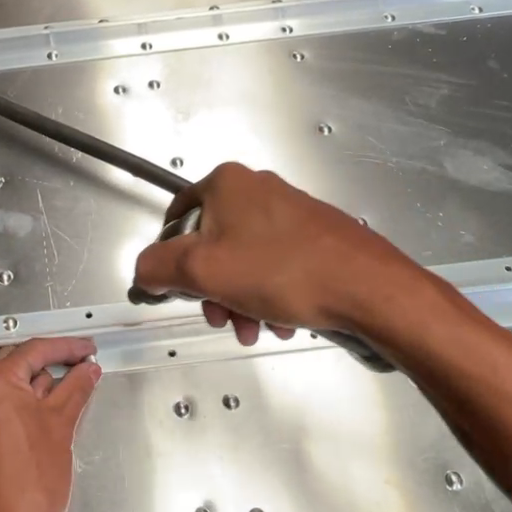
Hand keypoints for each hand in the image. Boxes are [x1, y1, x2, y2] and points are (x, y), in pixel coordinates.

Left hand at [0, 337, 102, 511]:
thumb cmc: (31, 482)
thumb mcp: (61, 427)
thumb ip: (75, 390)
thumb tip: (88, 370)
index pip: (35, 350)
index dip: (67, 347)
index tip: (89, 349)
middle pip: (17, 366)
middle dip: (51, 365)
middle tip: (80, 367)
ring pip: (6, 391)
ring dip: (36, 390)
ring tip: (67, 396)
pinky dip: (20, 411)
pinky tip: (42, 423)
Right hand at [132, 162, 448, 345]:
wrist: (368, 288)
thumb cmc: (283, 271)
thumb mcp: (202, 272)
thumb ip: (157, 267)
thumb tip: (144, 271)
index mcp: (225, 183)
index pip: (175, 215)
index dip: (168, 255)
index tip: (176, 286)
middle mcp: (257, 188)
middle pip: (211, 242)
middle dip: (211, 288)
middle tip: (221, 318)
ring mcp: (289, 210)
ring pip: (244, 258)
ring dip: (240, 297)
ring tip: (255, 328)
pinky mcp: (315, 234)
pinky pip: (275, 264)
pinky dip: (269, 294)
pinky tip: (281, 321)